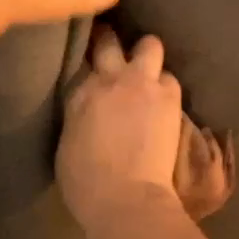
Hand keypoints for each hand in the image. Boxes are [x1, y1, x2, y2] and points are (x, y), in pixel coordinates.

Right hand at [58, 30, 185, 231]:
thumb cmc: (86, 182)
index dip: (86, 59)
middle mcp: (111, 79)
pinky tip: (162, 99)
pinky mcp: (170, 95)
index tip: (87, 60)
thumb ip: (79, 113)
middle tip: (113, 48)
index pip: (81, 61)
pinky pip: (169, 77)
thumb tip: (88, 105)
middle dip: (111, 40)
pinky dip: (165, 85)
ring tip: (147, 75)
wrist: (127, 197)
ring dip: (148, 59)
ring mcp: (143, 83)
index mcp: (80, 93)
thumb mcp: (67, 143)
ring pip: (150, 45)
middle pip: (109, 40)